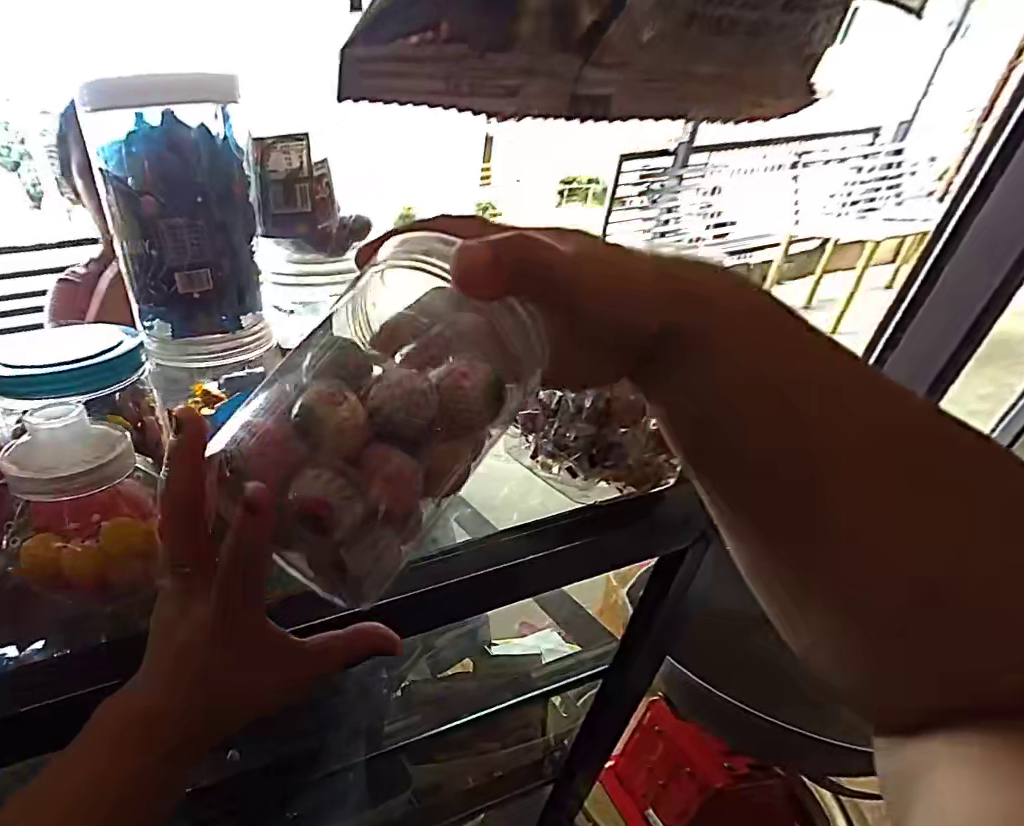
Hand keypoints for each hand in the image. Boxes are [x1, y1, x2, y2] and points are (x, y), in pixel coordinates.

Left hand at [119, 408, 401, 751]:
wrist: (168, 714)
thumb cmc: (234, 694)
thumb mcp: (297, 674)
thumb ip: (346, 650)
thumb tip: (396, 638)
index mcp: (229, 609)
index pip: (240, 566)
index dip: (252, 528)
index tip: (262, 486)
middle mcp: (194, 584)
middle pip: (182, 521)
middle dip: (187, 468)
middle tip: (193, 416)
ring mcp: (173, 577)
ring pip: (170, 516)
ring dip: (178, 469)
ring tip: (188, 424)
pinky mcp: (168, 576)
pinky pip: (171, 526)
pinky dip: (179, 492)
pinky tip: (189, 469)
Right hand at [357, 215, 752, 389]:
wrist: (661, 333)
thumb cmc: (619, 295)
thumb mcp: (570, 275)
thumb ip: (523, 266)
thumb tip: (459, 265)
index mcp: (509, 251)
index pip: (445, 236)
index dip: (402, 243)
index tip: (362, 262)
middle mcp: (505, 280)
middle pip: (442, 283)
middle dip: (402, 298)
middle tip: (365, 329)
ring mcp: (513, 317)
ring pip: (456, 322)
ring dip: (424, 338)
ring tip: (390, 367)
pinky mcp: (525, 351)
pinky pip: (478, 355)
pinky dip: (454, 367)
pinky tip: (436, 391)